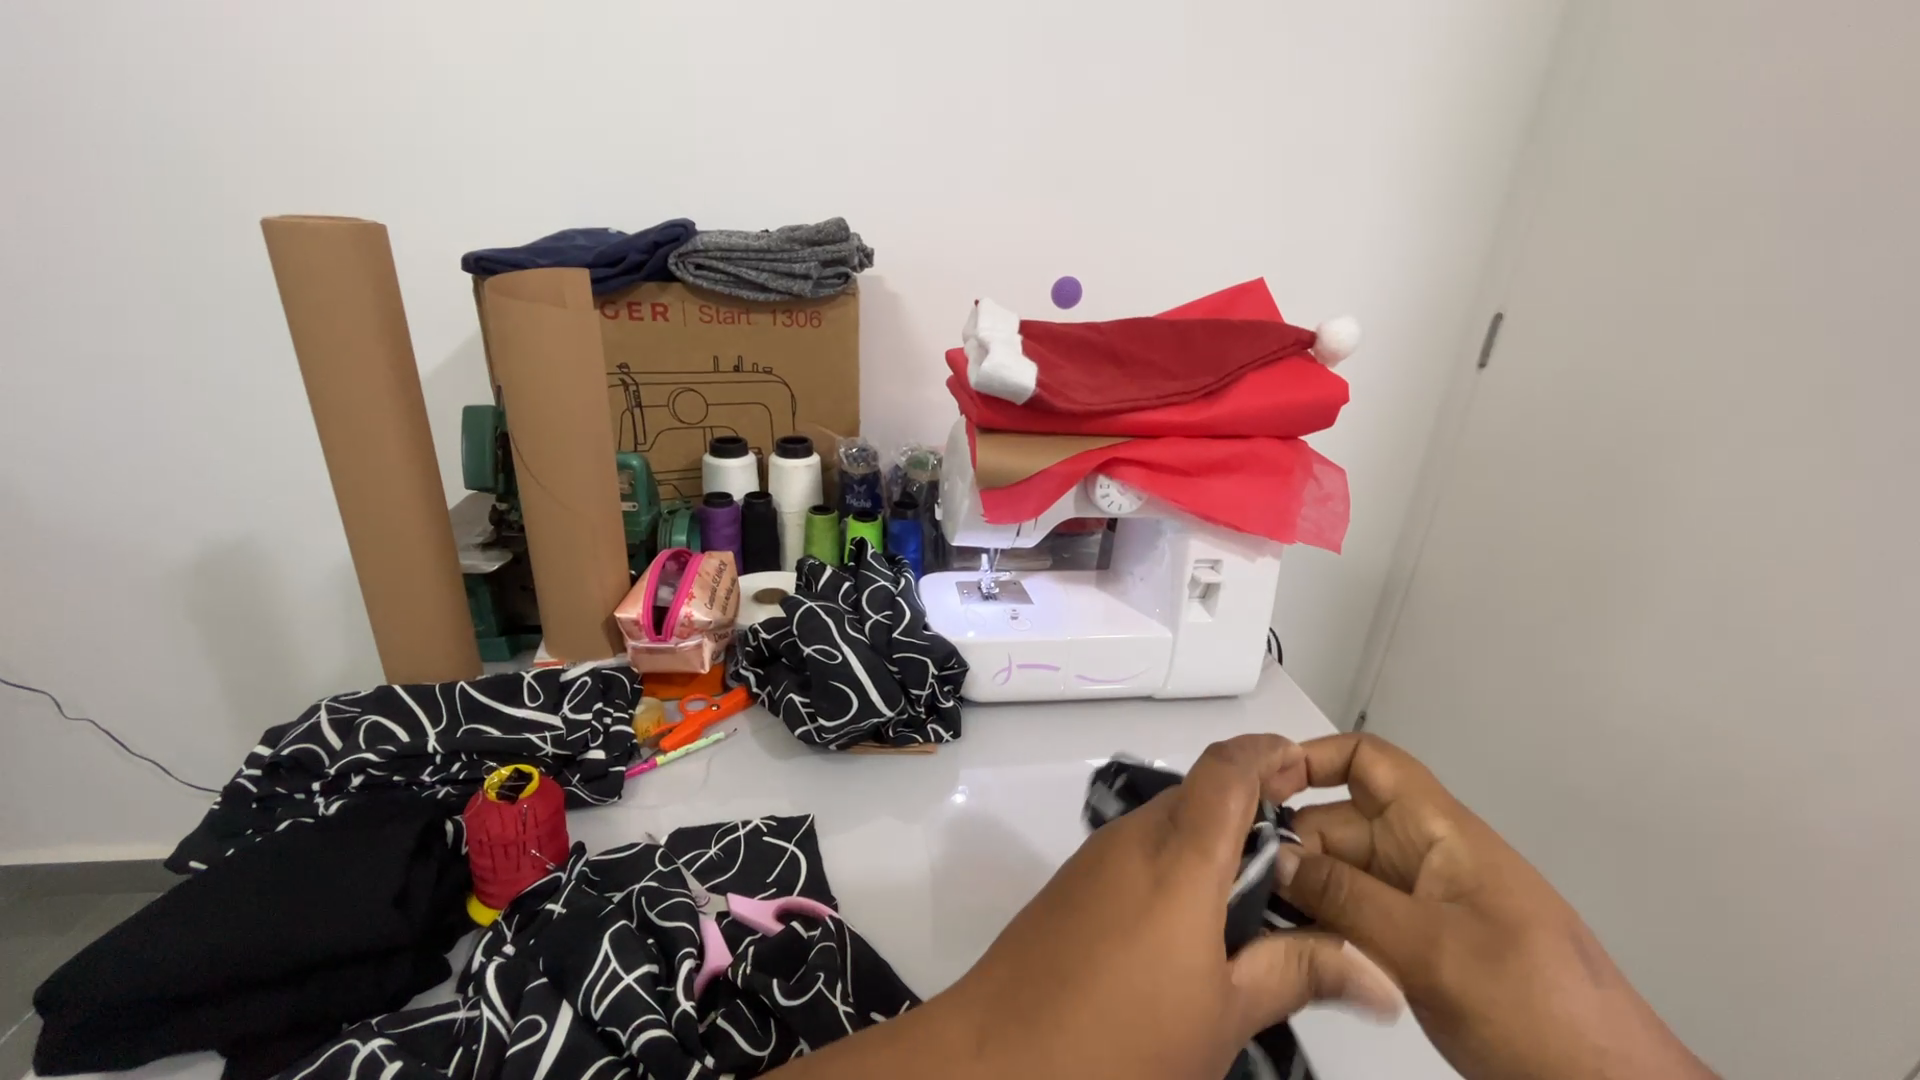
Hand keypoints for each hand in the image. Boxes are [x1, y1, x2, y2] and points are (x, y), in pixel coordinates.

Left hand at [936, 734, 1399, 1078]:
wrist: (998, 1056)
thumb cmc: (1124, 1038)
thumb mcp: (1225, 1014)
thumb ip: (1298, 974)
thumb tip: (1379, 973)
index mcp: (1179, 856)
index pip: (1226, 769)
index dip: (1267, 752)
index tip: (1303, 767)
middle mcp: (1133, 839)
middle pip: (1198, 793)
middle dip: (1249, 806)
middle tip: (1299, 857)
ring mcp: (1095, 859)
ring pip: (1166, 822)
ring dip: (1212, 839)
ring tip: (1257, 899)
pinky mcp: (1071, 884)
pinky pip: (1136, 851)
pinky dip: (1175, 864)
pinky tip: (1193, 924)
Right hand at [1271, 734, 1715, 1079]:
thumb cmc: (1539, 1008)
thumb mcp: (1430, 947)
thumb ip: (1344, 898)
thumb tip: (1271, 859)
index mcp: (1438, 832)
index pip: (1366, 760)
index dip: (1311, 758)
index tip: (1258, 787)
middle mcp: (1422, 857)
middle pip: (1336, 822)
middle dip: (1289, 844)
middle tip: (1244, 881)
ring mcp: (1418, 903)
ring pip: (1337, 874)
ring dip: (1299, 893)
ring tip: (1260, 923)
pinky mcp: (1413, 945)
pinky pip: (1350, 917)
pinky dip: (1318, 928)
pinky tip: (1290, 952)